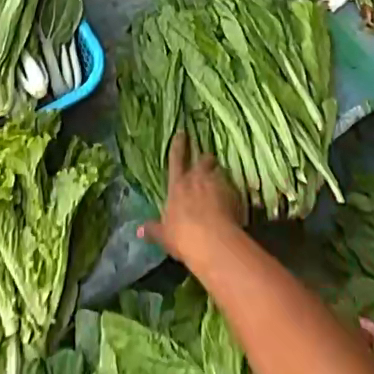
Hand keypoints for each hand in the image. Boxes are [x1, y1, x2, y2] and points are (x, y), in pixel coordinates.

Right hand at [138, 132, 244, 262]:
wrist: (214, 241)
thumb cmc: (183, 237)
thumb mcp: (164, 235)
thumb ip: (153, 229)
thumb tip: (139, 230)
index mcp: (178, 184)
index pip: (176, 159)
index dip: (179, 144)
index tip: (182, 133)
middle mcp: (199, 177)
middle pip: (204, 158)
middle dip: (205, 159)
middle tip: (205, 165)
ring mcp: (218, 182)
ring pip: (220, 170)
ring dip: (218, 175)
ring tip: (219, 186)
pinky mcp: (235, 191)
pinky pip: (233, 186)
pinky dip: (231, 191)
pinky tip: (231, 202)